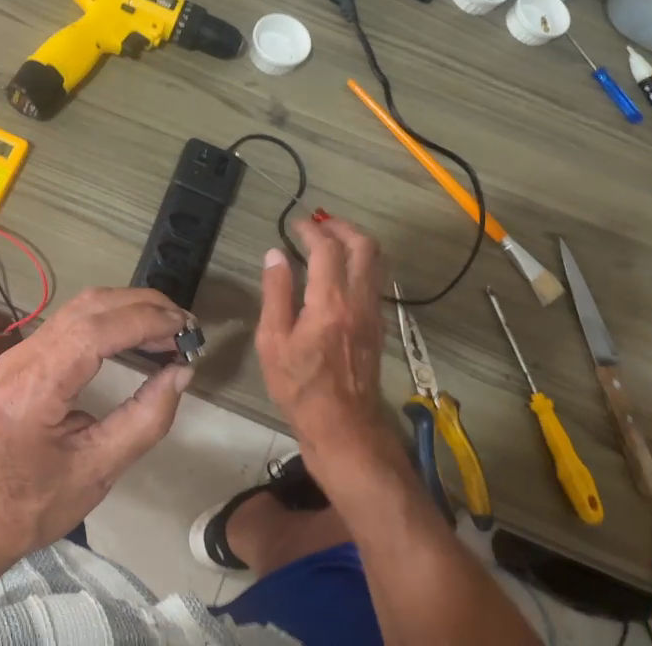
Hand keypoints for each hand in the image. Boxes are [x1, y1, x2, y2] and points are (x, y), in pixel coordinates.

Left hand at [0, 288, 194, 560]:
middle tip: (186, 326)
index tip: (184, 330)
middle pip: (89, 307)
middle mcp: (23, 357)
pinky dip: (111, 319)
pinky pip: (72, 321)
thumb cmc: (33, 504)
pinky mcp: (24, 356)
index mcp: (36, 388)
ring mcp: (20, 352)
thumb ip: (144, 420)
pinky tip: (136, 335)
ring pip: (80, 307)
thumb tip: (181, 372)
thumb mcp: (98, 471)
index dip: (144, 322)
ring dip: (128, 308)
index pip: (94, 331)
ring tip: (170, 328)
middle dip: (143, 306)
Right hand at [256, 216, 389, 453]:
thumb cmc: (300, 387)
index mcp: (329, 302)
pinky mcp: (377, 326)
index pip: (326, 249)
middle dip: (342, 228)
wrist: (343, 427)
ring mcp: (373, 313)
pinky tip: (338, 272)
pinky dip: (359, 264)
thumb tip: (275, 255)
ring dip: (354, 243)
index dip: (311, 230)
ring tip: (330, 241)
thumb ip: (276, 293)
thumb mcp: (273, 342)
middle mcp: (358, 301)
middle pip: (364, 247)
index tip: (295, 224)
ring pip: (375, 262)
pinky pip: (374, 280)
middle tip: (319, 224)